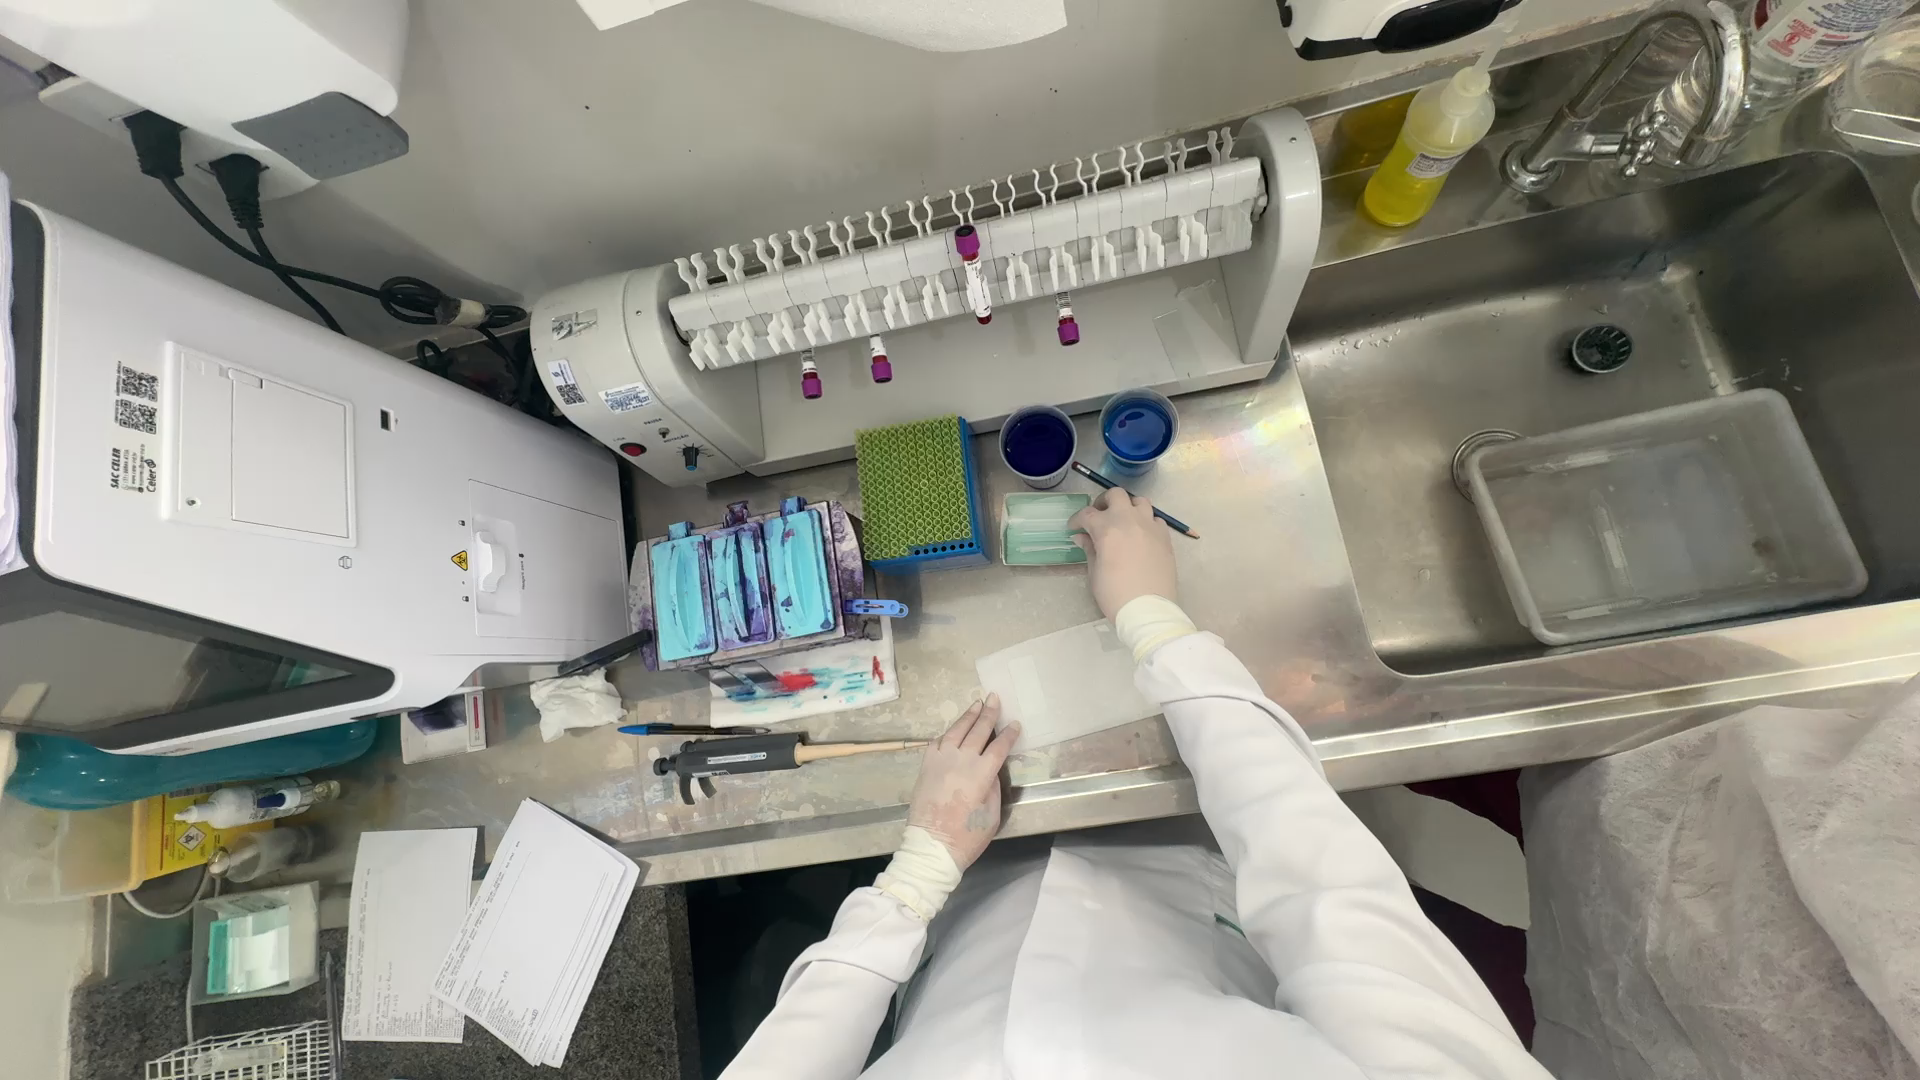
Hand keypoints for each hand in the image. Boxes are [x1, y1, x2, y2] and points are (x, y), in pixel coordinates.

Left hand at [906, 696, 1018, 870]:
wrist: (931, 848)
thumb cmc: (966, 837)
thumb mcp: (992, 815)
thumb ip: (993, 787)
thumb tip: (990, 770)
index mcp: (980, 774)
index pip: (998, 747)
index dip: (1008, 735)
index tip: (1015, 724)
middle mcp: (961, 761)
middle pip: (978, 731)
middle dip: (988, 714)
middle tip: (994, 698)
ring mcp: (941, 761)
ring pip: (956, 731)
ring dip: (968, 716)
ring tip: (976, 704)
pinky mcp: (926, 766)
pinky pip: (937, 742)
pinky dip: (948, 733)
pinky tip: (953, 729)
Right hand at [1069, 486, 1177, 619]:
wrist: (1148, 609)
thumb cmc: (1115, 594)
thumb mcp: (1094, 572)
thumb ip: (1089, 549)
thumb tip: (1082, 537)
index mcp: (1107, 528)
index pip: (1087, 514)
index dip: (1077, 520)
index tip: (1073, 529)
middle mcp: (1129, 520)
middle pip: (1115, 495)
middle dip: (1103, 503)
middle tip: (1098, 517)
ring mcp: (1150, 526)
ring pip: (1139, 501)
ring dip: (1127, 507)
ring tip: (1122, 521)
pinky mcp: (1165, 536)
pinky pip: (1155, 519)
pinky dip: (1145, 521)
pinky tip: (1140, 535)